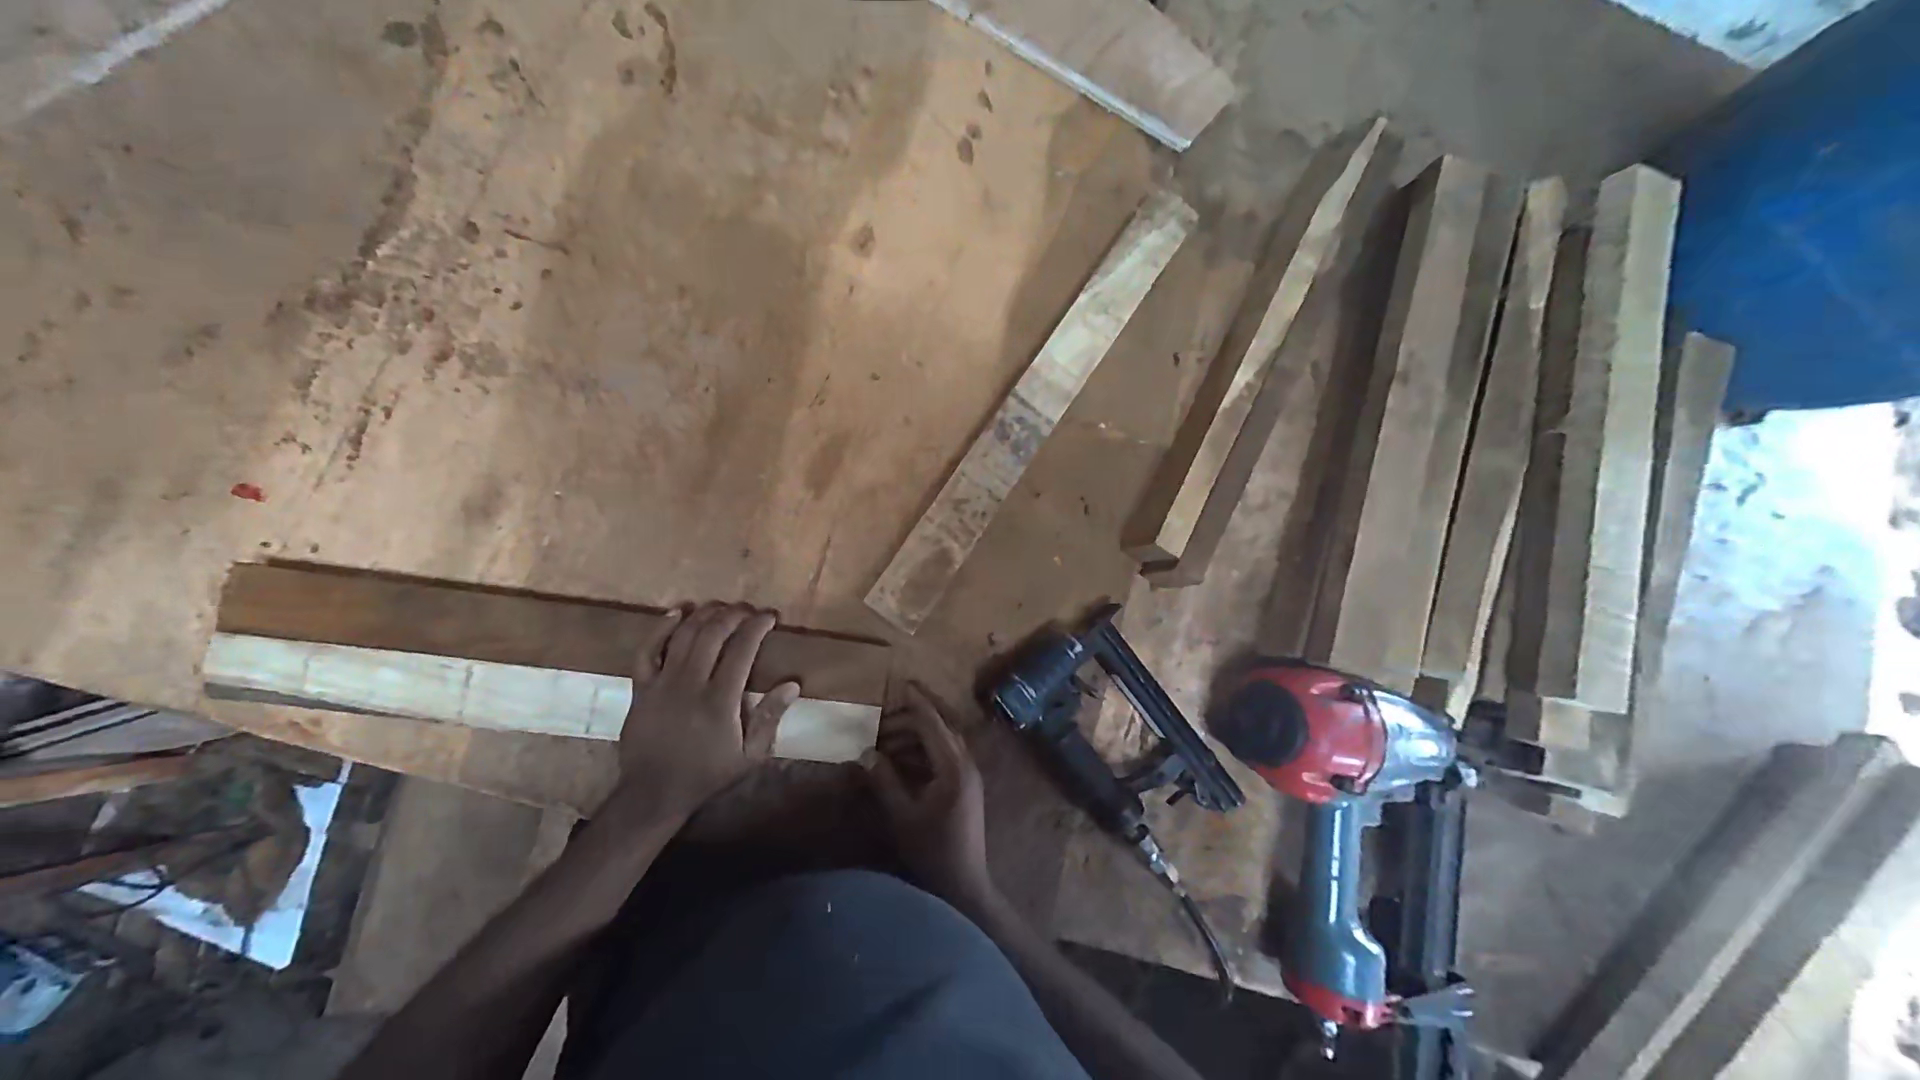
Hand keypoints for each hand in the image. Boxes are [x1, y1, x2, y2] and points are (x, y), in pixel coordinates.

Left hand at [616, 603, 799, 818]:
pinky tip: (677, 612)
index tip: (770, 616)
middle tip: (749, 609)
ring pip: (684, 635)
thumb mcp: (749, 756)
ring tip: (722, 606)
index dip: (757, 626)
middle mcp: (690, 684)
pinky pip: (648, 649)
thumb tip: (792, 684)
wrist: (653, 793)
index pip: (742, 649)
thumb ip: (770, 718)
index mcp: (720, 701)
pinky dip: (662, 627)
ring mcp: (662, 684)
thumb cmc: (707, 774)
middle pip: (712, 634)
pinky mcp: (641, 687)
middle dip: (734, 614)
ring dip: (705, 614)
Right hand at [864, 684, 996, 914]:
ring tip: (886, 736)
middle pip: (944, 724)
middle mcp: (966, 763)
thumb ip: (883, 779)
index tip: (899, 685)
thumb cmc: (931, 850)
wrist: (963, 884)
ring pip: (945, 738)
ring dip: (918, 732)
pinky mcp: (966, 784)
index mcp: (954, 766)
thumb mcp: (902, 814)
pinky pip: (945, 753)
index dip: (914, 703)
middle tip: (886, 712)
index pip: (933, 723)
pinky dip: (924, 747)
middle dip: (916, 713)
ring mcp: (969, 773)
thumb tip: (865, 752)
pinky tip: (902, 755)